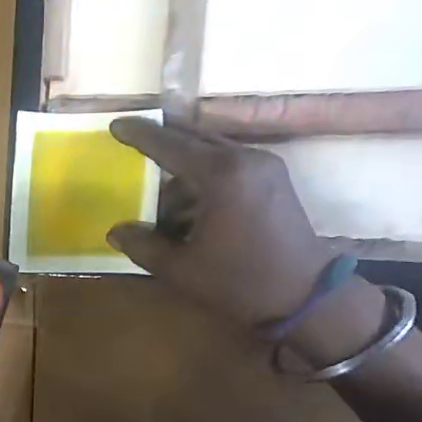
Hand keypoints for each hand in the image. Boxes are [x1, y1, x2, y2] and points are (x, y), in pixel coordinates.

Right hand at [106, 117, 386, 365]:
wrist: (306, 297)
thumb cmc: (240, 282)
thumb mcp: (182, 269)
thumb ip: (143, 245)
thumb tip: (115, 231)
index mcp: (221, 174)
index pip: (169, 144)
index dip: (139, 134)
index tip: (115, 125)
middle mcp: (244, 158)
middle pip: (193, 138)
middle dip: (162, 140)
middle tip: (132, 142)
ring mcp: (264, 166)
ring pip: (212, 152)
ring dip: (183, 168)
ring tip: (161, 200)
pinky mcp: (274, 179)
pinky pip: (230, 165)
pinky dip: (205, 178)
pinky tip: (189, 208)